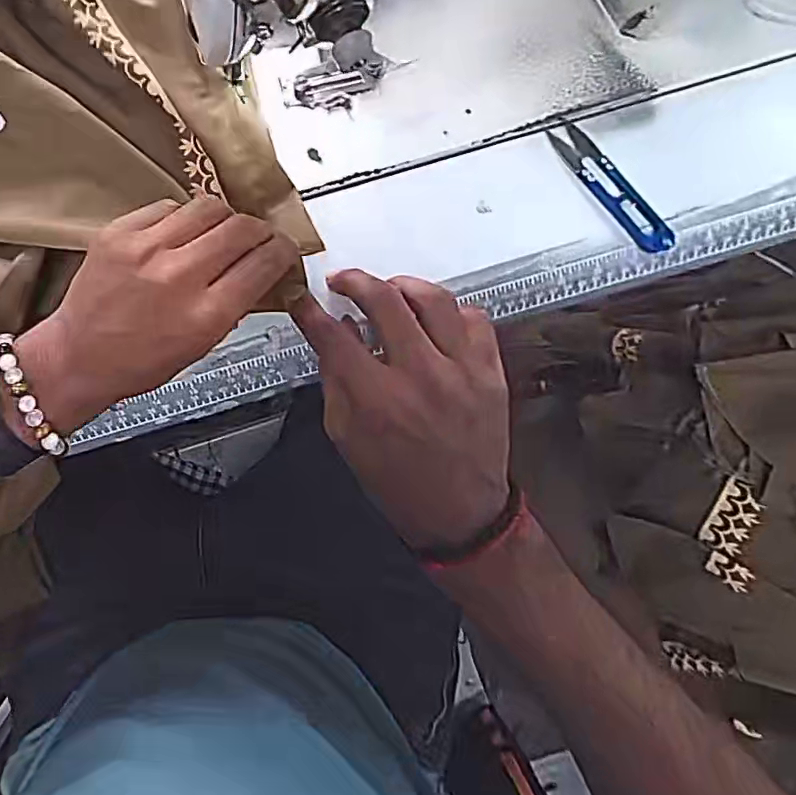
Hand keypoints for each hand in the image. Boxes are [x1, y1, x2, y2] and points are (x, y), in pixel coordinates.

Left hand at [11, 196, 298, 433]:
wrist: (78, 356)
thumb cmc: (137, 361)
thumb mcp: (201, 346)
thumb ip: (235, 305)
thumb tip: (261, 270)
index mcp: (205, 315)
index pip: (263, 263)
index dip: (282, 251)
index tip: (283, 249)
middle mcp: (178, 276)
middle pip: (241, 228)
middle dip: (259, 230)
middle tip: (257, 236)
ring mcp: (145, 249)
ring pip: (208, 207)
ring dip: (223, 218)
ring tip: (219, 231)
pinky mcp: (119, 233)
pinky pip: (168, 206)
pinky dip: (181, 217)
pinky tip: (178, 233)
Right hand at [289, 270, 509, 551]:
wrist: (460, 512)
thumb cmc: (396, 480)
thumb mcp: (345, 435)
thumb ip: (336, 380)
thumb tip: (332, 334)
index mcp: (376, 399)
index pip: (333, 334)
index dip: (310, 310)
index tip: (304, 300)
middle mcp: (420, 377)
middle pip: (384, 300)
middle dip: (355, 281)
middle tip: (343, 281)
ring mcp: (461, 372)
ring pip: (433, 299)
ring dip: (402, 285)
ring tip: (388, 290)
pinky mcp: (491, 374)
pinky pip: (474, 319)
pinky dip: (449, 310)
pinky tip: (432, 318)